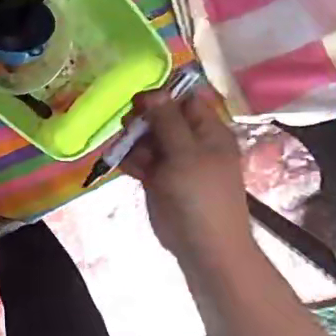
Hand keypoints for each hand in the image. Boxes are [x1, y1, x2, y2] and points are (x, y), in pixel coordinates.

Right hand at [119, 85, 252, 258]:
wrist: (202, 244)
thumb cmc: (201, 195)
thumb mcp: (185, 153)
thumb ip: (167, 121)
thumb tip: (153, 91)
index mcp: (208, 131)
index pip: (184, 100)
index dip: (162, 97)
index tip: (138, 102)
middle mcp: (191, 142)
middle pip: (161, 118)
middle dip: (142, 121)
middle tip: (129, 129)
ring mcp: (173, 161)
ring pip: (146, 139)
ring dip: (132, 142)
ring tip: (126, 154)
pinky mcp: (158, 179)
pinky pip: (140, 160)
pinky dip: (130, 161)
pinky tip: (126, 168)